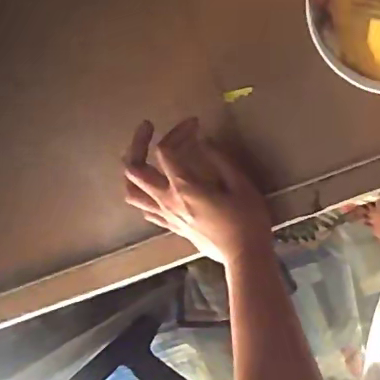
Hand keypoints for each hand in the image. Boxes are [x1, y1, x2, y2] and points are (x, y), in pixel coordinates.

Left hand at [123, 118, 273, 264]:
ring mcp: (167, 216)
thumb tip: (205, 141)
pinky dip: (145, 193)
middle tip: (148, 128)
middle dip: (137, 143)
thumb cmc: (247, 220)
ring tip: (142, 158)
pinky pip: (146, 209)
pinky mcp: (173, 227)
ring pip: (131, 192)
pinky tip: (157, 187)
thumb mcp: (240, 185)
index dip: (177, 131)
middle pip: (133, 168)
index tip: (195, 124)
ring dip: (132, 170)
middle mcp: (168, 200)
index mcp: (184, 187)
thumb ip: (221, 160)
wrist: (244, 256)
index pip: (166, 150)